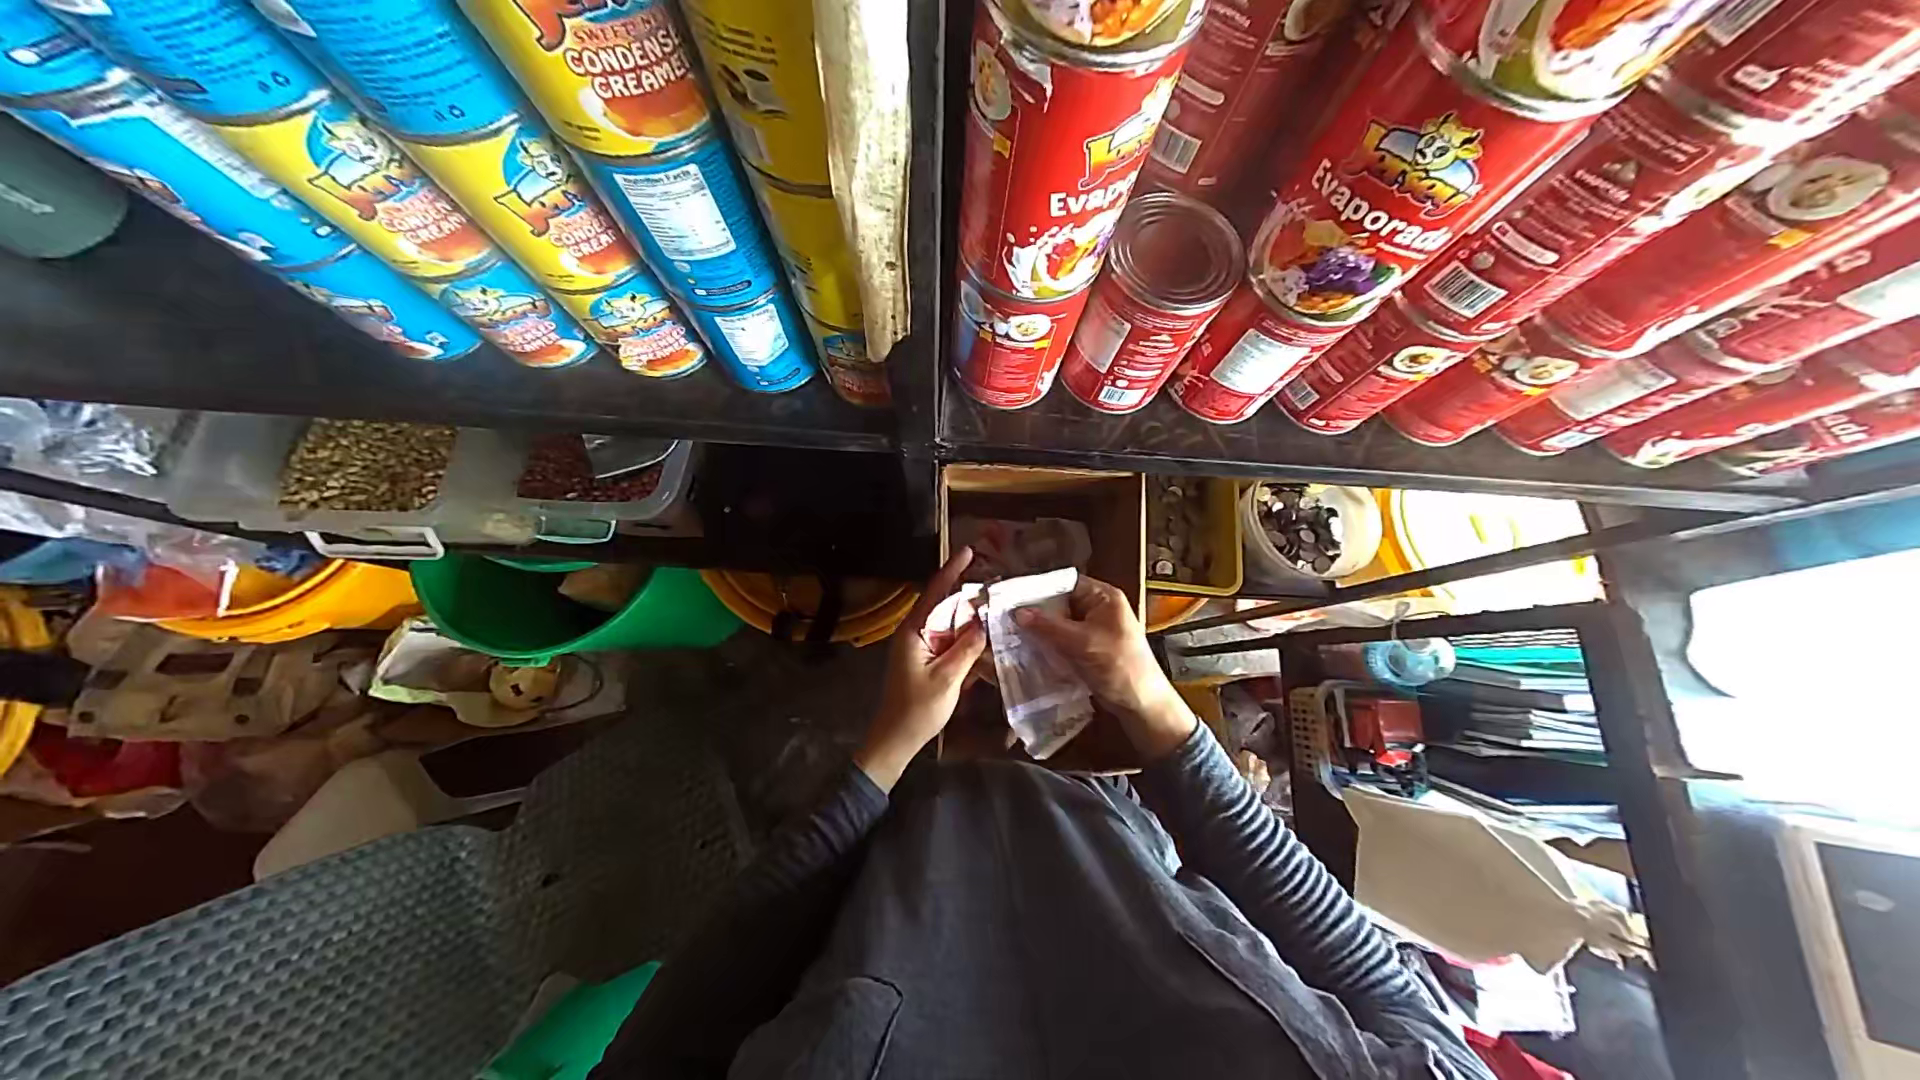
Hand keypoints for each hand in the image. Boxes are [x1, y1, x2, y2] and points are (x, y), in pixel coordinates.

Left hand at [855, 547, 988, 790]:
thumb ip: (966, 648)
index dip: (951, 571)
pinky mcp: (925, 660)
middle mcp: (914, 633)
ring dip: (968, 618)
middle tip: (993, 586)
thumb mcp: (947, 678)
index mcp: (913, 632)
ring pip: (947, 624)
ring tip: (993, 610)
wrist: (896, 739)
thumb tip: (984, 622)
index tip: (968, 551)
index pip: (934, 593)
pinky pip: (947, 641)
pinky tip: (982, 641)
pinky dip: (964, 639)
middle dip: (966, 595)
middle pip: (942, 605)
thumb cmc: (917, 709)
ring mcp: (919, 647)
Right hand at [1014, 576, 1195, 761]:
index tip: (1012, 596)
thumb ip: (1049, 626)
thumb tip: (1018, 612)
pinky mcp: (1087, 649)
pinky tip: (1027, 648)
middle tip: (1006, 616)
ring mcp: (1092, 630)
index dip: (1039, 588)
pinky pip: (1061, 640)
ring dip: (1039, 629)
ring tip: (1010, 632)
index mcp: (1104, 597)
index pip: (1065, 582)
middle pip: (1059, 602)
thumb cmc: (1119, 667)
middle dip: (1036, 610)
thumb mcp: (1082, 643)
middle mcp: (1097, 609)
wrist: (1142, 705)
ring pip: (1058, 623)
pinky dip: (1047, 644)